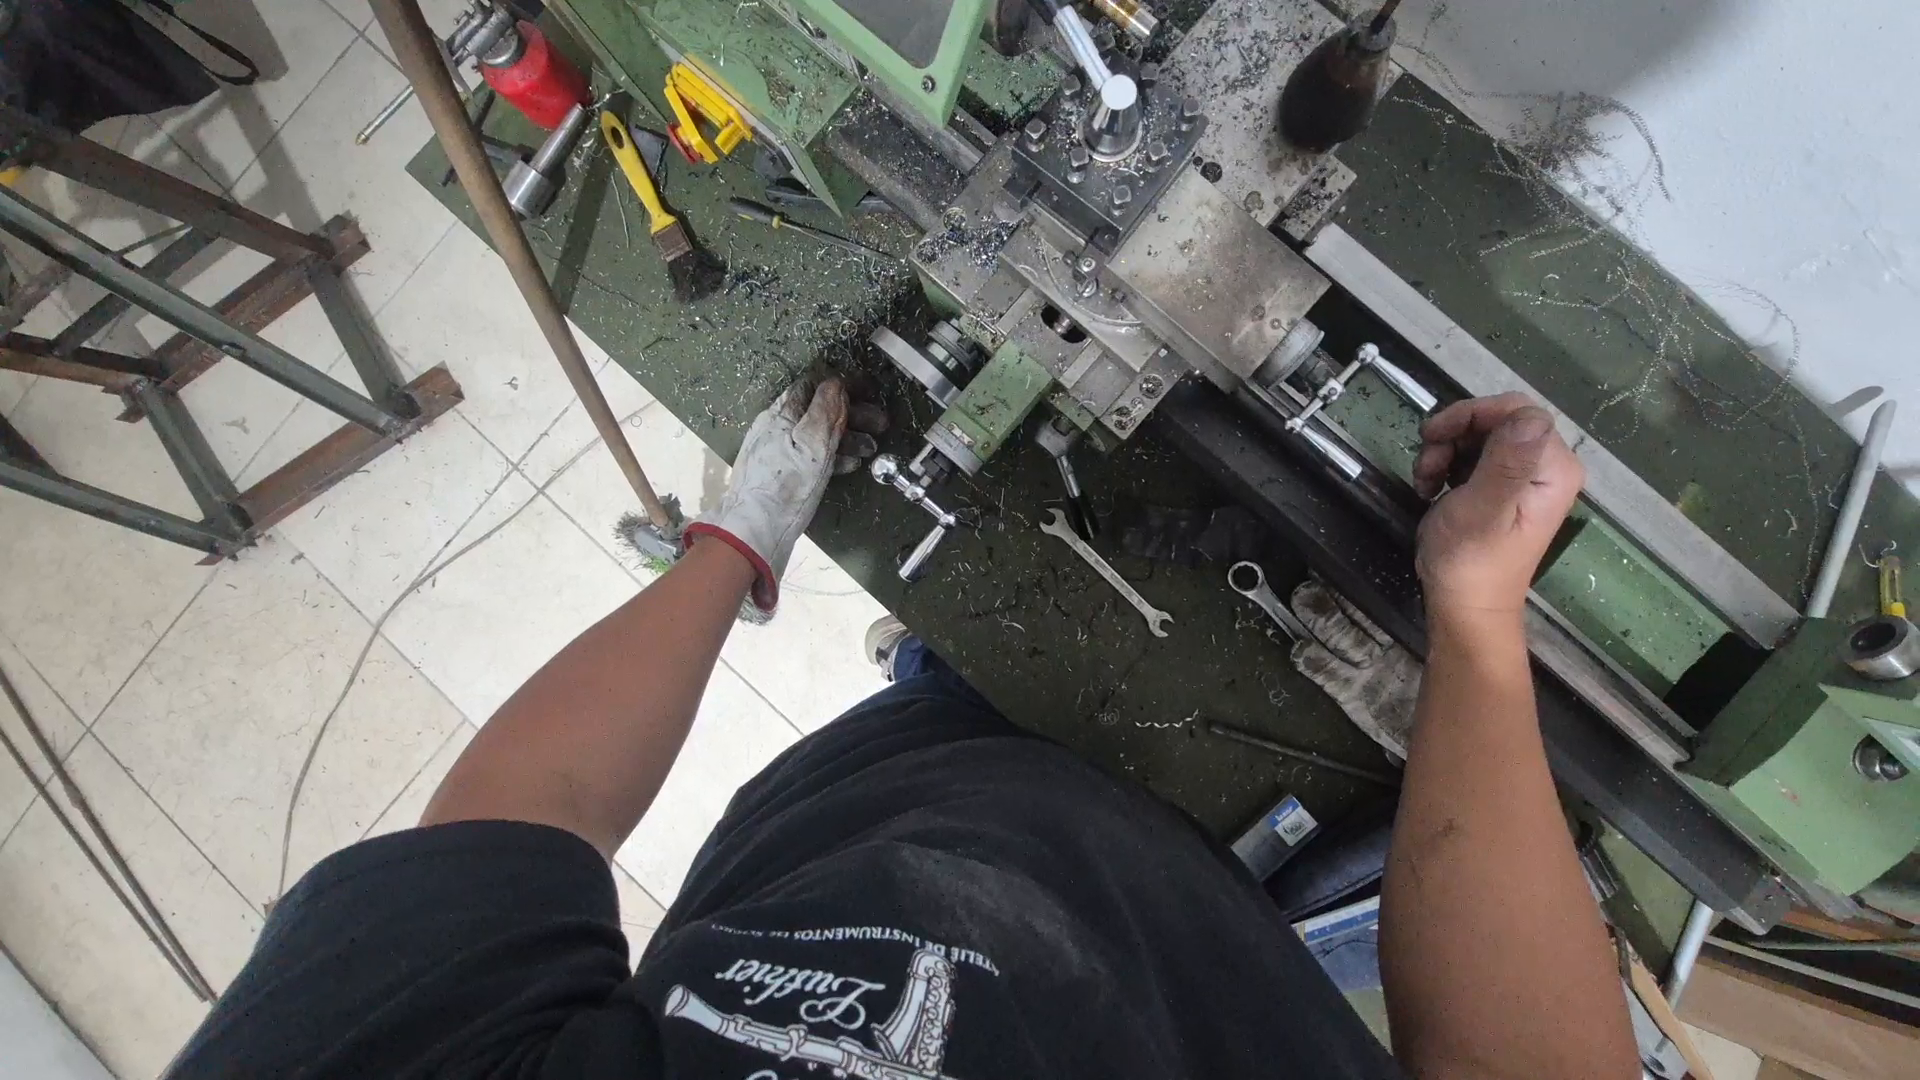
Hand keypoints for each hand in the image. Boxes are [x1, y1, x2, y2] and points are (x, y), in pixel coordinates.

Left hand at [684, 376, 849, 612]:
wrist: (755, 530)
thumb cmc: (785, 486)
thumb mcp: (811, 444)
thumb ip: (824, 412)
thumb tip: (835, 383)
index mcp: (782, 415)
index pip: (814, 386)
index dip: (843, 385)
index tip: (869, 391)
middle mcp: (778, 428)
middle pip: (819, 411)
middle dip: (852, 415)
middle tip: (880, 425)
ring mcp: (779, 452)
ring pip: (818, 435)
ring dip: (847, 438)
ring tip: (870, 449)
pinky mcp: (782, 475)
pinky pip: (812, 457)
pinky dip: (833, 457)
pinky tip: (850, 465)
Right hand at [1411, 393, 1584, 622]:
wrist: (1463, 606)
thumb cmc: (1470, 561)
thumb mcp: (1483, 509)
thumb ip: (1507, 462)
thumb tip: (1529, 415)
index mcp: (1553, 468)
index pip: (1518, 410)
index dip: (1471, 414)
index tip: (1431, 436)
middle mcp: (1545, 466)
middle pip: (1496, 420)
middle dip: (1452, 435)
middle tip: (1424, 466)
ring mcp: (1520, 478)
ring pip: (1478, 437)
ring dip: (1442, 452)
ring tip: (1425, 482)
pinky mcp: (1497, 488)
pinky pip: (1470, 457)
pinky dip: (1443, 466)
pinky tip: (1430, 489)